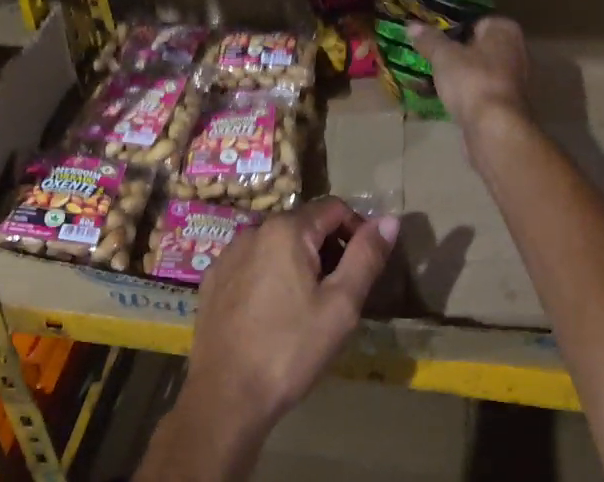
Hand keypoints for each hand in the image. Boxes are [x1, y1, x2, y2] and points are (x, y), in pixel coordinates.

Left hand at [184, 197, 398, 426]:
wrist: (225, 396)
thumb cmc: (290, 349)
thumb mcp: (341, 306)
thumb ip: (366, 257)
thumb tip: (389, 219)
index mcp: (286, 230)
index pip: (334, 208)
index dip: (358, 230)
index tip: (366, 267)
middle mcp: (253, 231)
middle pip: (305, 225)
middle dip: (329, 250)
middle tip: (341, 294)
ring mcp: (228, 255)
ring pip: (277, 245)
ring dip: (300, 264)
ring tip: (309, 308)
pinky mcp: (213, 280)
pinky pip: (253, 265)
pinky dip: (272, 277)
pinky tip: (275, 315)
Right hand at [410, 17, 532, 156]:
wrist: (494, 129)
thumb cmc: (472, 81)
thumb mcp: (444, 56)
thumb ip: (429, 39)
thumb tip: (412, 25)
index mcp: (505, 31)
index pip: (476, 20)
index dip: (453, 27)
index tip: (432, 36)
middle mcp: (516, 51)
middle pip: (479, 46)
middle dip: (456, 51)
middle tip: (429, 55)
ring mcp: (514, 80)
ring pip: (479, 70)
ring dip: (460, 74)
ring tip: (434, 76)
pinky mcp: (507, 104)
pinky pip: (481, 90)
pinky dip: (467, 93)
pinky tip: (447, 97)